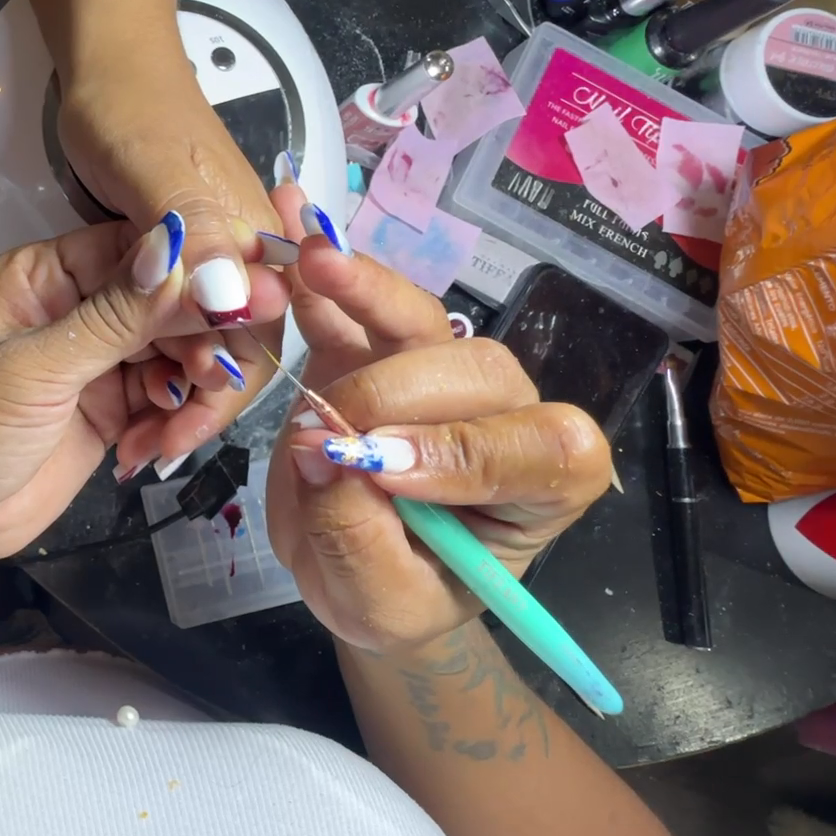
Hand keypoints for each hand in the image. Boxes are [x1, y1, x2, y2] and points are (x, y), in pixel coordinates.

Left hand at [0, 218, 288, 568]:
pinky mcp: (117, 405)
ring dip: (192, 386)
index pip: (139, 248)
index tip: (250, 293)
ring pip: (179, 351)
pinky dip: (176, 419)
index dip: (196, 268)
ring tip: (177, 425)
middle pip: (170, 300)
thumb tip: (182, 244)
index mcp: (49, 274)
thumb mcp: (36, 368)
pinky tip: (155, 447)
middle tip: (221, 374)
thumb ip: (114, 316)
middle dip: (200, 336)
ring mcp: (102, 358)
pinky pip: (171, 396)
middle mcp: (81, 305)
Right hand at [261, 185, 612, 653]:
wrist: (354, 571)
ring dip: (364, 287)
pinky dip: (322, 278)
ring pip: (419, 321)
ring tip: (308, 259)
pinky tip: (292, 234)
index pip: (544, 447)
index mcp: (537, 490)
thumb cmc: (389, 599)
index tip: (377, 469)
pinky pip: (357, 308)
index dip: (465, 449)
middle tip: (315, 431)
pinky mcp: (373, 355)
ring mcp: (434, 376)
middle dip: (390, 394)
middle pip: (474, 371)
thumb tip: (326, 448)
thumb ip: (359, 535)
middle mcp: (501, 416)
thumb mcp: (378, 601)